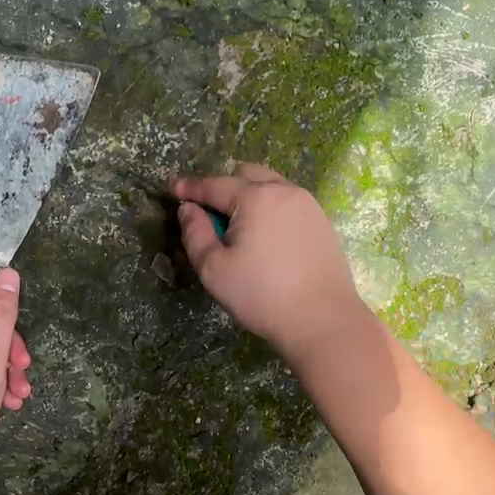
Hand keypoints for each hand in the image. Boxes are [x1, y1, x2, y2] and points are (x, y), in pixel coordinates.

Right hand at [169, 162, 370, 362]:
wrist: (321, 319)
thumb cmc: (261, 296)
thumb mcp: (214, 270)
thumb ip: (195, 235)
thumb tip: (188, 209)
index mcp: (255, 197)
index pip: (214, 185)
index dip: (190, 188)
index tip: (172, 189)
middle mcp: (283, 191)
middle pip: (246, 175)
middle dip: (224, 187)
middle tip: (211, 216)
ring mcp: (308, 205)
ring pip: (271, 186)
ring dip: (250, 197)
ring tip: (240, 228)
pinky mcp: (322, 223)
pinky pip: (289, 204)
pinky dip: (271, 210)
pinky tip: (267, 239)